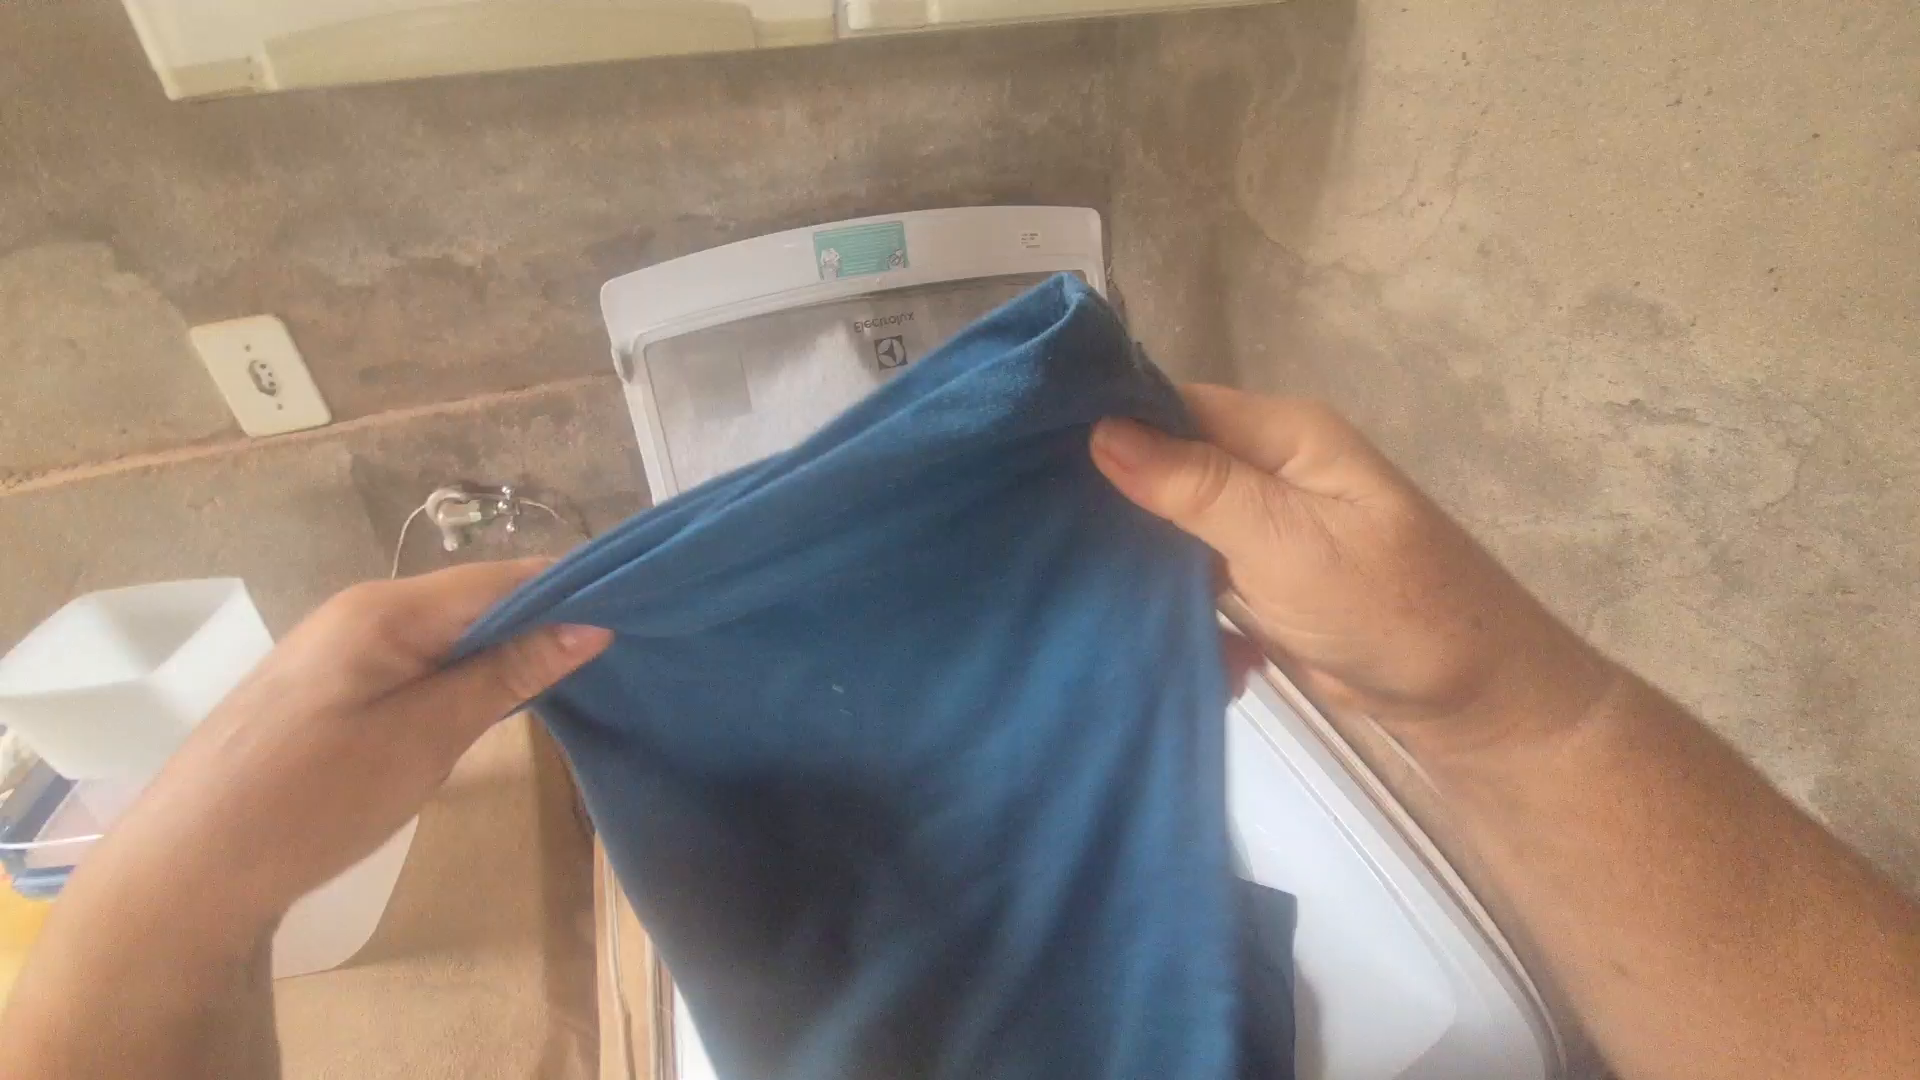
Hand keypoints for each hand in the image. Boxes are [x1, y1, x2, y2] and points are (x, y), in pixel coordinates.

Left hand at [93, 559, 610, 930]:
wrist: (182, 878)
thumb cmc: (314, 799)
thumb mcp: (429, 734)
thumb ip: (512, 672)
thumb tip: (594, 626)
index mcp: (387, 609)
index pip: (505, 577)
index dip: (573, 590)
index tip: (631, 611)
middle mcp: (367, 608)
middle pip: (483, 595)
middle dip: (549, 616)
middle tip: (612, 647)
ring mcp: (350, 641)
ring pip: (459, 625)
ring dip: (514, 642)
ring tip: (573, 667)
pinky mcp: (343, 675)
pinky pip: (431, 650)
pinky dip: (476, 663)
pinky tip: (505, 687)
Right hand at [1091, 385, 1614, 747]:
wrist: (1466, 705)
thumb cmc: (1390, 609)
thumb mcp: (1287, 541)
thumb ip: (1197, 486)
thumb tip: (1103, 431)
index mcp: (1281, 436)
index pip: (1175, 405)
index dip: (1110, 423)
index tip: (1037, 454)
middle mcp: (1265, 470)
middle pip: (1164, 465)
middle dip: (1114, 499)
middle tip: (1046, 528)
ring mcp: (1257, 527)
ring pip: (1169, 523)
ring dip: (1139, 558)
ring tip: (1085, 583)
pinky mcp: (1252, 577)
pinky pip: (1188, 572)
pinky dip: (1172, 600)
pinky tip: (1156, 629)